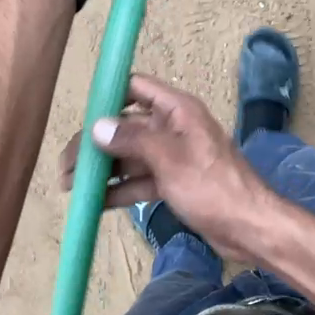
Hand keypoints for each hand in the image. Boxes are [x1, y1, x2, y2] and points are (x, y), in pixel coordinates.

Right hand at [59, 74, 280, 262]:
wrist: (249, 227)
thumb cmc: (212, 185)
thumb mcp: (169, 159)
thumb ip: (131, 141)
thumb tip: (96, 127)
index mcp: (176, 110)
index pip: (135, 88)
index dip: (108, 95)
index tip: (80, 114)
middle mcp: (171, 127)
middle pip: (124, 126)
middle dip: (95, 144)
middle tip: (65, 166)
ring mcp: (171, 156)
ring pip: (128, 156)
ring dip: (102, 169)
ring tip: (69, 186)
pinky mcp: (172, 182)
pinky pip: (138, 180)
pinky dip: (118, 189)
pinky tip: (94, 202)